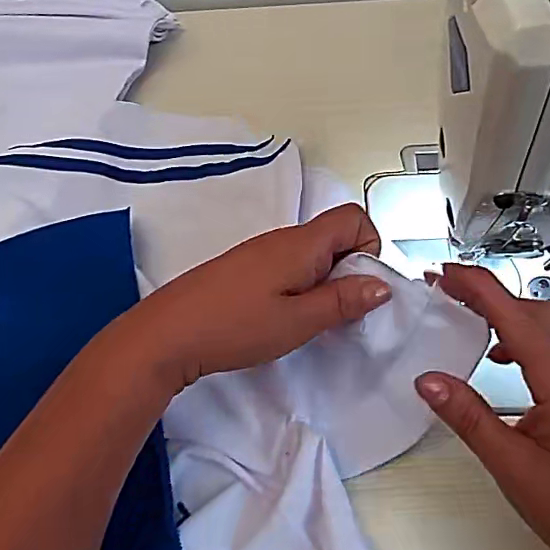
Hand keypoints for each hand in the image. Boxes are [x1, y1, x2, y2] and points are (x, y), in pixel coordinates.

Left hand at [100, 203, 392, 394]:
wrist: (168, 333)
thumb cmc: (234, 326)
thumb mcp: (298, 321)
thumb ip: (343, 300)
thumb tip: (381, 284)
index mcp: (301, 243)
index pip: (353, 217)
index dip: (369, 248)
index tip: (360, 289)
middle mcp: (282, 239)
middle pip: (335, 236)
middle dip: (349, 270)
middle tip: (337, 312)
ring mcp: (260, 252)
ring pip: (312, 254)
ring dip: (324, 282)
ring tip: (309, 320)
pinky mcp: (245, 268)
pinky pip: (288, 265)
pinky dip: (300, 286)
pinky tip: (282, 317)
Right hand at [414, 264, 549, 549]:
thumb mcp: (514, 467)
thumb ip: (468, 417)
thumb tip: (428, 381)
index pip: (513, 313)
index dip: (474, 286)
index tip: (443, 273)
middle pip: (533, 310)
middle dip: (488, 291)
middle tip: (448, 288)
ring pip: (547, 329)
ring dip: (506, 313)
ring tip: (468, 316)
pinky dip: (521, 341)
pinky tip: (501, 362)